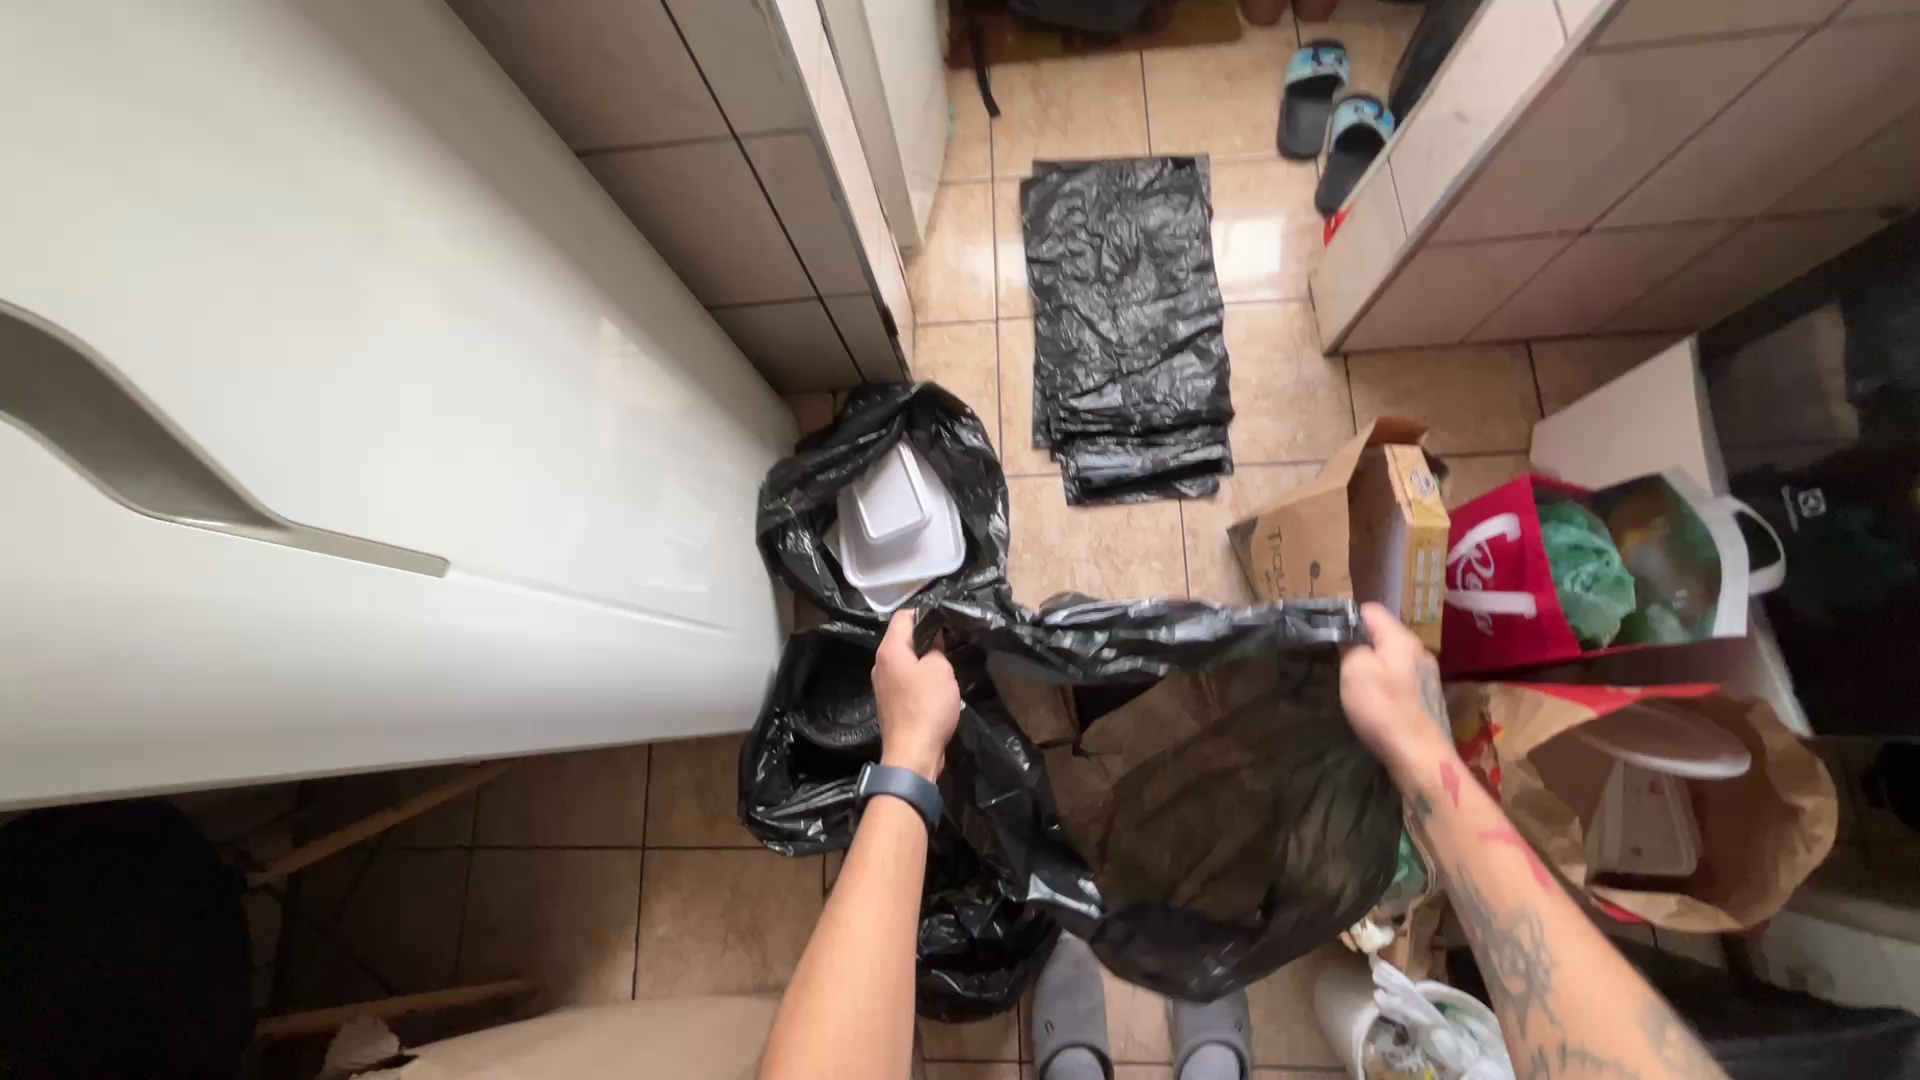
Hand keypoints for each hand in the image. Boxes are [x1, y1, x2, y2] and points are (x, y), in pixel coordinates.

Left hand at [872, 609, 961, 781]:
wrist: (912, 753)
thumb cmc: (927, 706)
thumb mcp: (940, 671)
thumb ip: (937, 648)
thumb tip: (935, 638)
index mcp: (890, 650)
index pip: (903, 615)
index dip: (925, 611)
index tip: (946, 616)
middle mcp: (881, 663)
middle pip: (902, 637)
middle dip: (926, 635)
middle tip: (951, 636)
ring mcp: (883, 684)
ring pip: (905, 659)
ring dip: (924, 657)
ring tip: (947, 658)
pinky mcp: (891, 701)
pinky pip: (906, 678)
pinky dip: (920, 675)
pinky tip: (937, 682)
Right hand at [1339, 603, 1458, 780]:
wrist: (1419, 756)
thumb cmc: (1384, 708)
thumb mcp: (1355, 669)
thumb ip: (1349, 644)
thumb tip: (1348, 636)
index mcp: (1402, 639)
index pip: (1371, 609)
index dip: (1346, 616)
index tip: (1326, 632)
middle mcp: (1419, 651)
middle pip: (1382, 632)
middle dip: (1358, 640)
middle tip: (1334, 656)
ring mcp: (1426, 675)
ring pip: (1390, 655)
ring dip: (1369, 661)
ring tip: (1350, 677)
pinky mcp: (1425, 696)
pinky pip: (1398, 675)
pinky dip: (1382, 679)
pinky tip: (1371, 697)